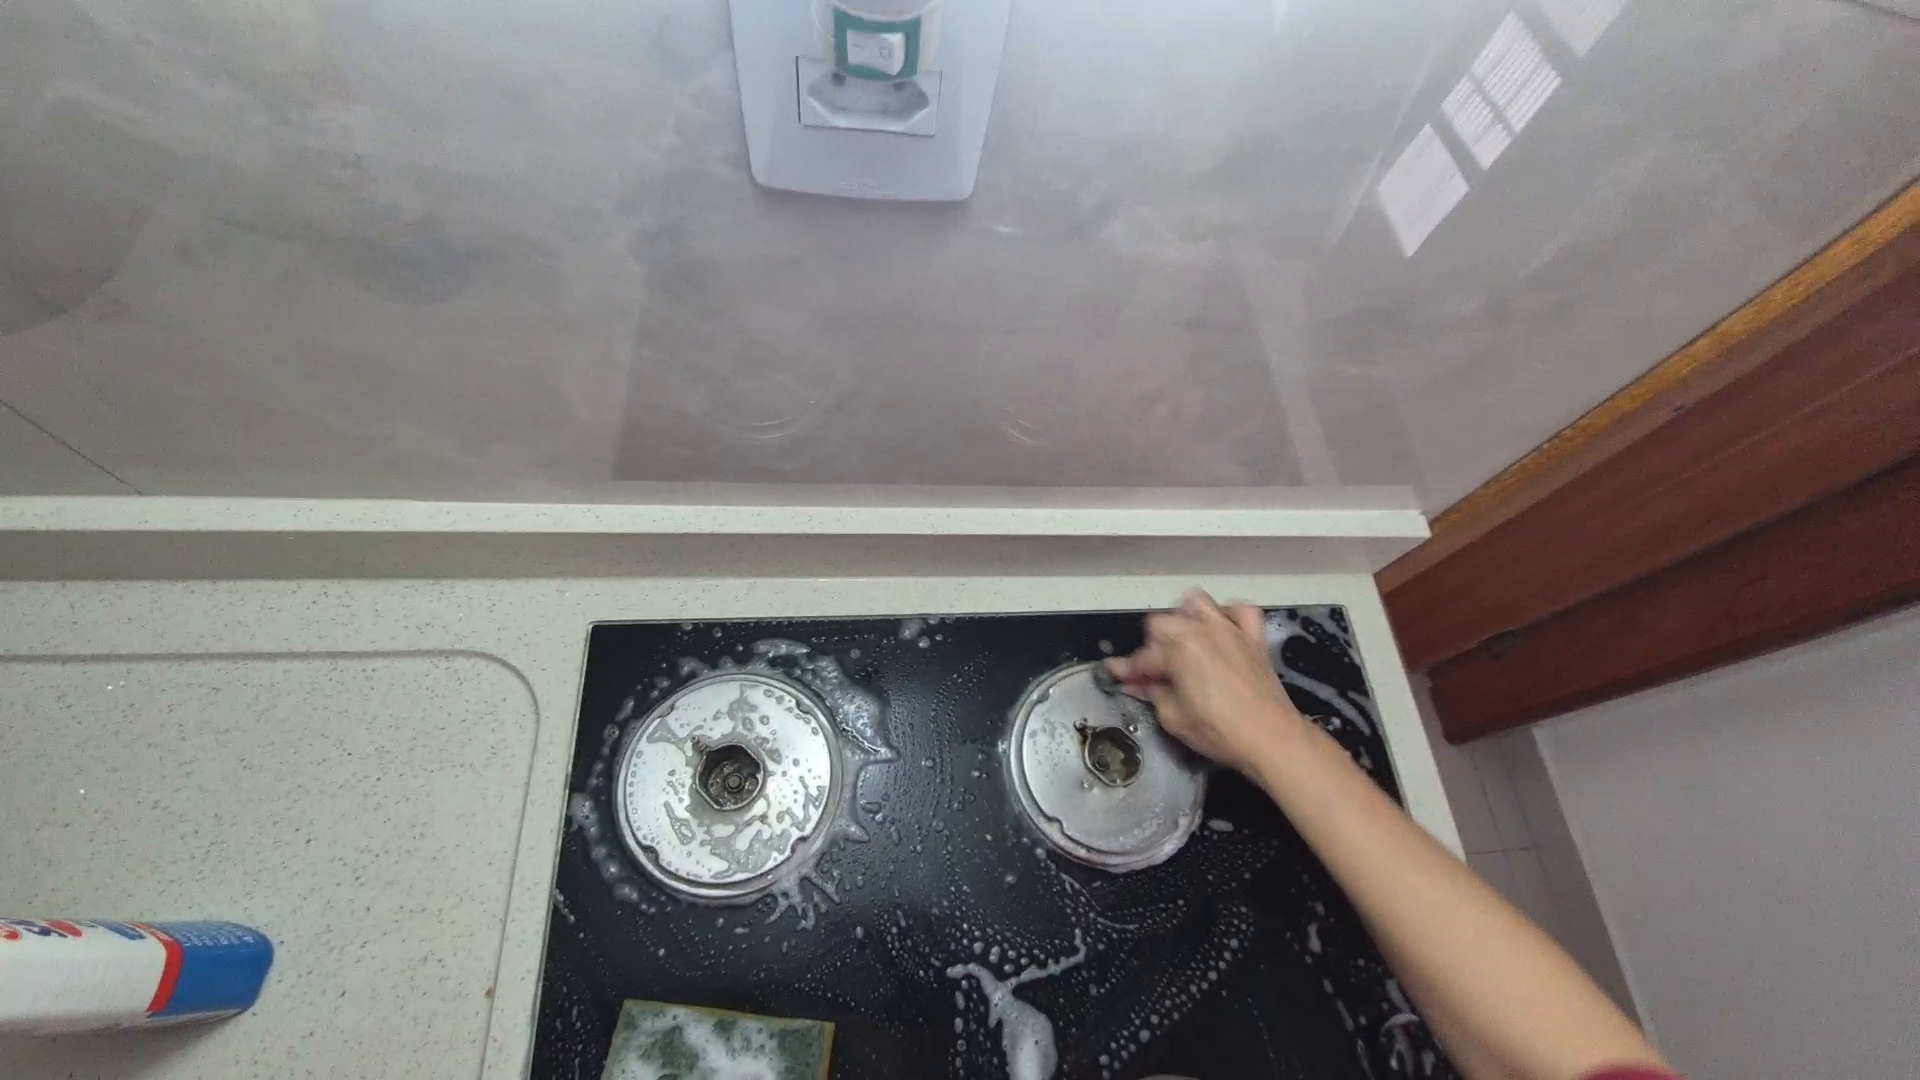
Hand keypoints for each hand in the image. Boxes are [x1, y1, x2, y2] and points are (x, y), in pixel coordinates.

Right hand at [1104, 589, 1310, 779]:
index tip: (1113, 672)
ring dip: (1184, 619)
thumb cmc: (1219, 732)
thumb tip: (1135, 684)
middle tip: (1154, 671)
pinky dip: (1228, 615)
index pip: (1142, 658)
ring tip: (1183, 642)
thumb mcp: (1173, 718)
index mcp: (1179, 651)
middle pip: (1162, 622)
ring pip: (1196, 603)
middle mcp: (1201, 631)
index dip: (1125, 669)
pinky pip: (1240, 610)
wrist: (1272, 739)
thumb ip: (1152, 693)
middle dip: (1152, 645)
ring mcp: (1230, 630)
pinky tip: (1221, 631)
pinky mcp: (1253, 637)